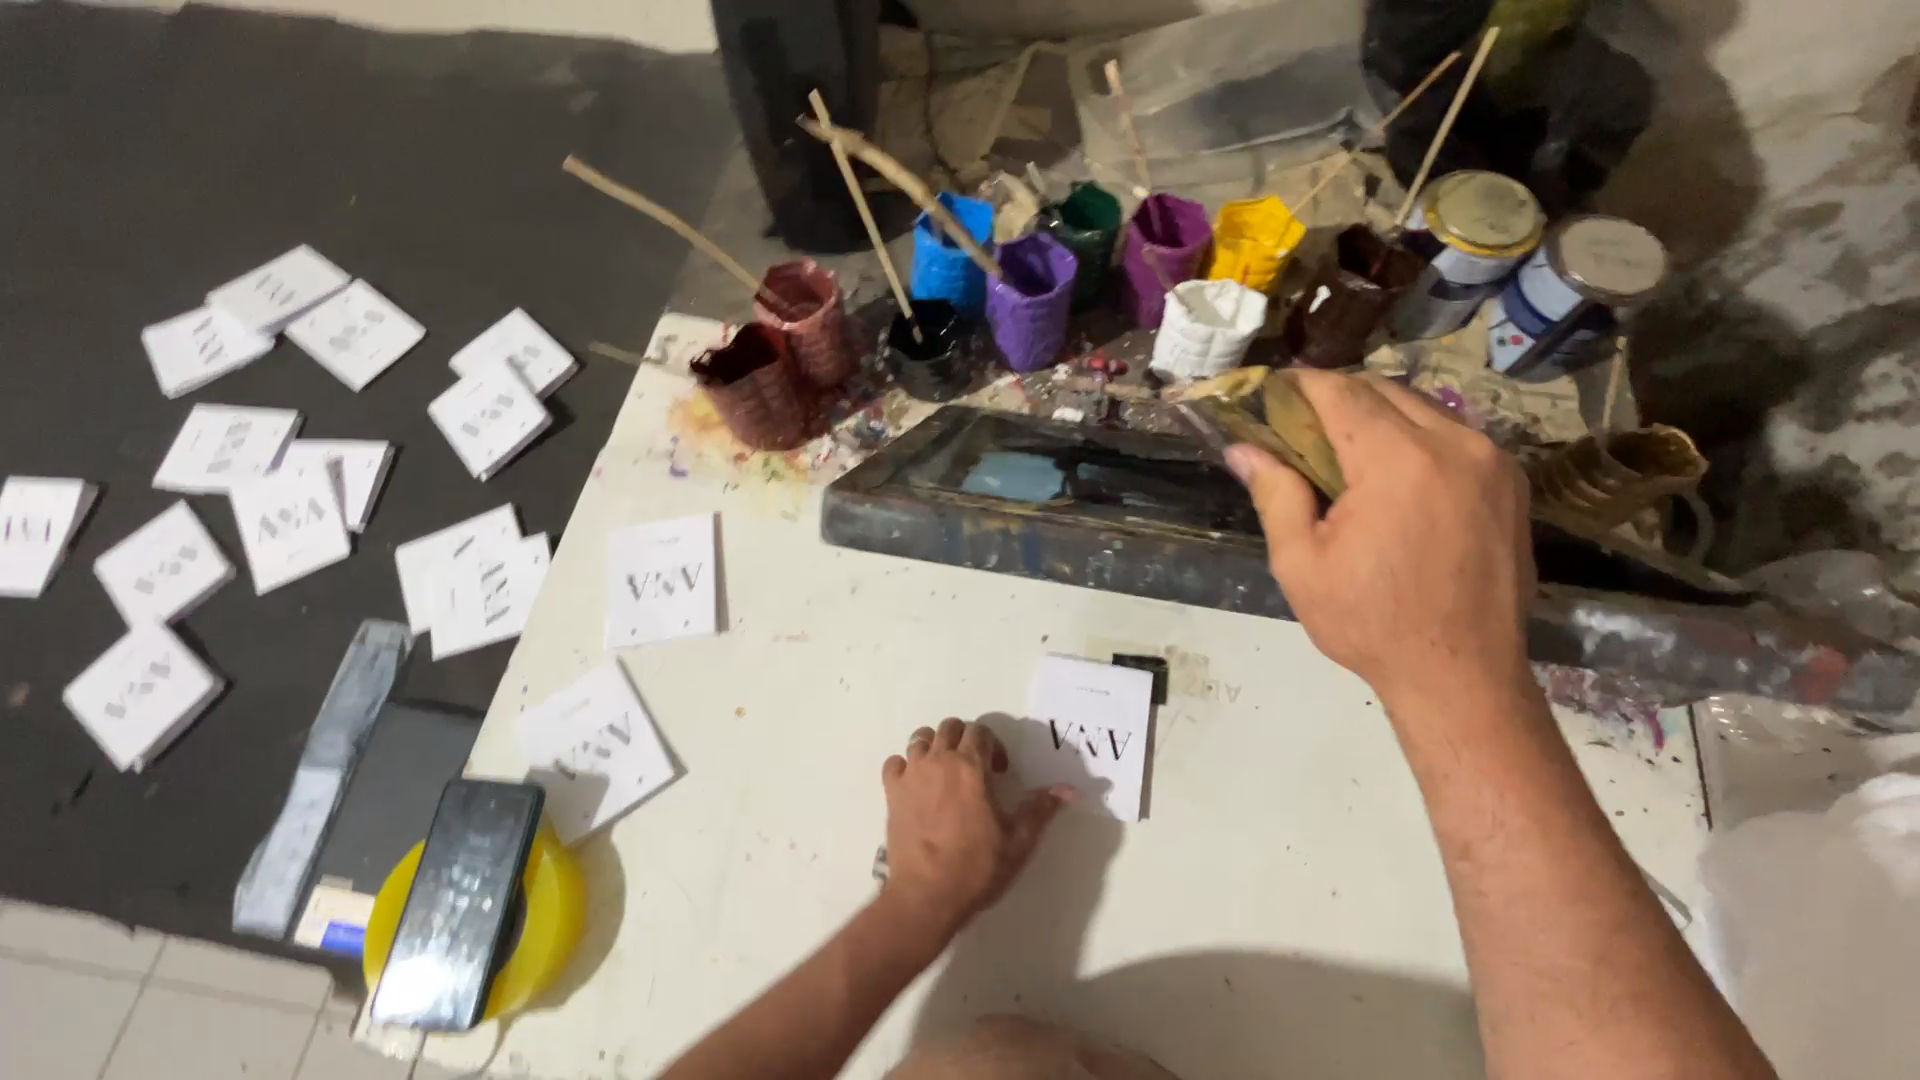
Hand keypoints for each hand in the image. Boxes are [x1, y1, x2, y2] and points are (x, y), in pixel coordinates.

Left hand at [880, 719, 1072, 937]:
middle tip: (976, 767)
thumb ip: (1041, 809)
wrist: (927, 894)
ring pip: (920, 739)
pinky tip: (916, 786)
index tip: (1000, 771)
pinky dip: (905, 766)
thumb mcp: (1018, 841)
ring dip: (935, 747)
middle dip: (965, 739)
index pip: (980, 730)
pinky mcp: (891, 792)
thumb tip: (1068, 789)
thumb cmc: (977, 867)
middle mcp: (939, 761)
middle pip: (949, 727)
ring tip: (946, 772)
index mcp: (971, 766)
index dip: (993, 745)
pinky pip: (895, 763)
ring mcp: (911, 774)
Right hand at [1224, 371, 1534, 709]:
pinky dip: (1413, 435)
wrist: (1463, 673)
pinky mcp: (1510, 481)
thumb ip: (1275, 494)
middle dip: (1336, 395)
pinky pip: (1453, 434)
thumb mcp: (1301, 564)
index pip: (1342, 394)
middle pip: (1384, 390)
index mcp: (1397, 462)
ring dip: (1376, 413)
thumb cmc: (1369, 623)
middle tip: (1297, 420)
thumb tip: (1242, 450)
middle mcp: (1454, 445)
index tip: (1271, 388)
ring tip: (1339, 445)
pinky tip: (1388, 471)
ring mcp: (1491, 460)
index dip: (1301, 384)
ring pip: (1422, 407)